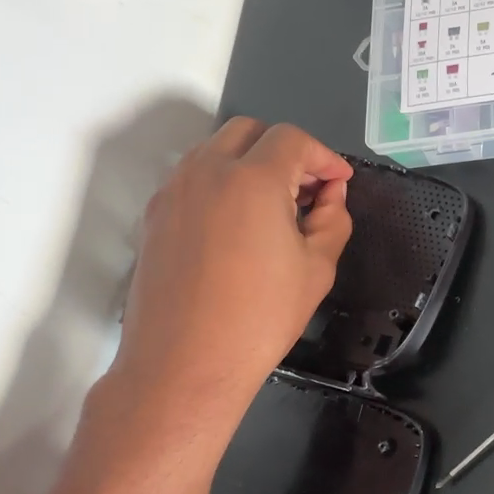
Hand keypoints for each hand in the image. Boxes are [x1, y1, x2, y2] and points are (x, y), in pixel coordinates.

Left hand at [112, 118, 353, 402]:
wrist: (186, 361)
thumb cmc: (262, 316)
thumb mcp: (318, 267)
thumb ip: (332, 219)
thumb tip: (330, 198)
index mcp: (252, 180)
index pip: (292, 140)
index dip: (324, 157)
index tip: (340, 183)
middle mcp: (206, 173)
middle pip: (249, 131)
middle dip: (286, 150)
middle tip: (309, 188)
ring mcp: (172, 192)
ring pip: (215, 149)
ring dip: (250, 162)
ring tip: (276, 205)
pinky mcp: (154, 216)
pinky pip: (192, 178)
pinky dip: (222, 183)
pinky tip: (242, 224)